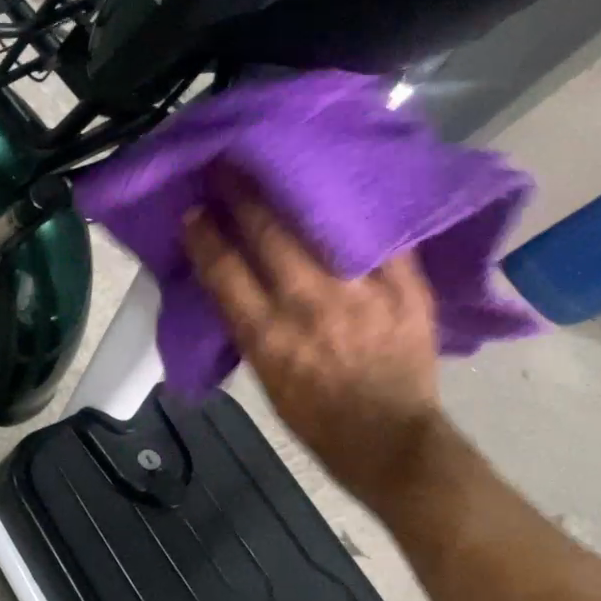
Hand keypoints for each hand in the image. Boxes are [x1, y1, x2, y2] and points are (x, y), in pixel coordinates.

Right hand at [182, 187, 444, 506]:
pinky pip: (379, 236)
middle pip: (271, 238)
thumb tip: (239, 284)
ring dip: (295, 193)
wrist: (386, 435)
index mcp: (266, 336)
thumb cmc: (310, 414)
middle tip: (229, 166)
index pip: (227, 273)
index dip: (206, 238)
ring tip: (279, 165)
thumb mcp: (263, 373)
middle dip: (245, 199)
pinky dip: (357, 211)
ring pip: (322, 228)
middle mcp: (311, 307)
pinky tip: (343, 188)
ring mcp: (364, 292)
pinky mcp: (407, 286)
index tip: (192, 211)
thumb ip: (253, 325)